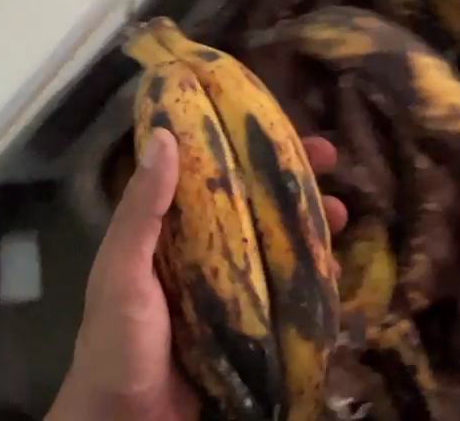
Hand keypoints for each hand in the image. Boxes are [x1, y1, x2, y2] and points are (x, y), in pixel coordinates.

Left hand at [50, 130, 346, 420]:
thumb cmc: (118, 339)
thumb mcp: (122, 268)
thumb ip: (141, 209)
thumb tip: (166, 134)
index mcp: (171, 226)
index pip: (212, 168)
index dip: (245, 141)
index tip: (276, 121)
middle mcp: (205, 247)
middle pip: (254, 199)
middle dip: (291, 176)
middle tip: (331, 157)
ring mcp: (233, 287)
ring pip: (278, 240)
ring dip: (310, 222)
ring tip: (341, 211)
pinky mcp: (254, 326)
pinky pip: (291, 292)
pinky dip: (314, 277)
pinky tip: (338, 269)